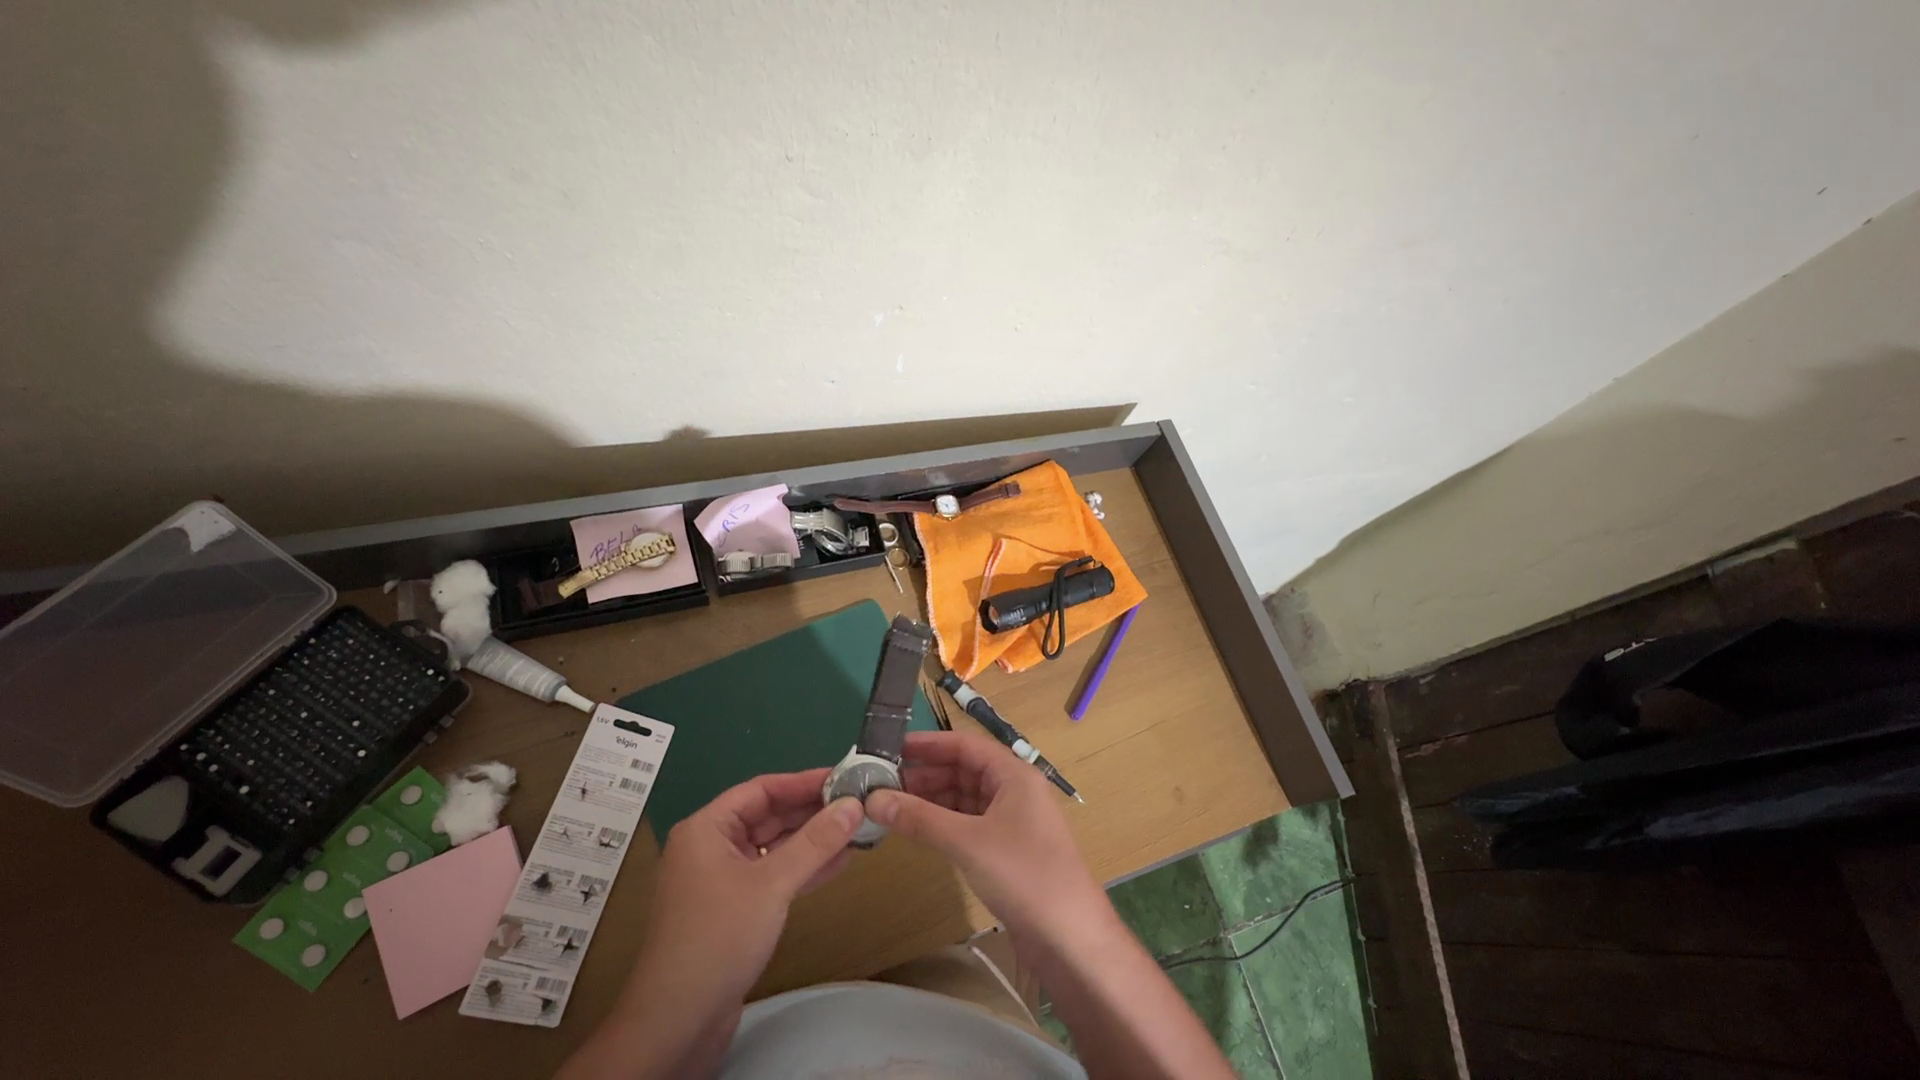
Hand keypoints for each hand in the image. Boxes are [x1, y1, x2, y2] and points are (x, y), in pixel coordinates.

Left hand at [631, 770, 863, 1017]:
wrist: (679, 1019)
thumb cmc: (718, 938)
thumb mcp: (771, 884)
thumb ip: (815, 843)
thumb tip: (853, 805)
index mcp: (707, 829)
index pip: (761, 790)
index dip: (803, 782)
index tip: (844, 777)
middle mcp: (711, 847)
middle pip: (768, 816)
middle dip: (812, 811)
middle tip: (859, 802)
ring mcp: (722, 880)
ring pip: (774, 847)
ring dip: (813, 840)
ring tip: (858, 829)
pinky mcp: (735, 909)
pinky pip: (774, 875)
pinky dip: (804, 868)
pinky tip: (839, 862)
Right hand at [867, 731, 1106, 938]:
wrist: (1070, 938)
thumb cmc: (1024, 875)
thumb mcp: (966, 841)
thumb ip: (919, 818)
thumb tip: (872, 799)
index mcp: (1014, 776)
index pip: (965, 746)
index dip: (928, 744)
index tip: (890, 748)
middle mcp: (1015, 792)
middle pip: (964, 771)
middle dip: (925, 775)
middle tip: (882, 784)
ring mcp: (1013, 823)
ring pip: (965, 800)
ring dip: (931, 801)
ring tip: (892, 807)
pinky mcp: (1008, 852)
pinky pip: (970, 825)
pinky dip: (943, 824)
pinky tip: (918, 832)